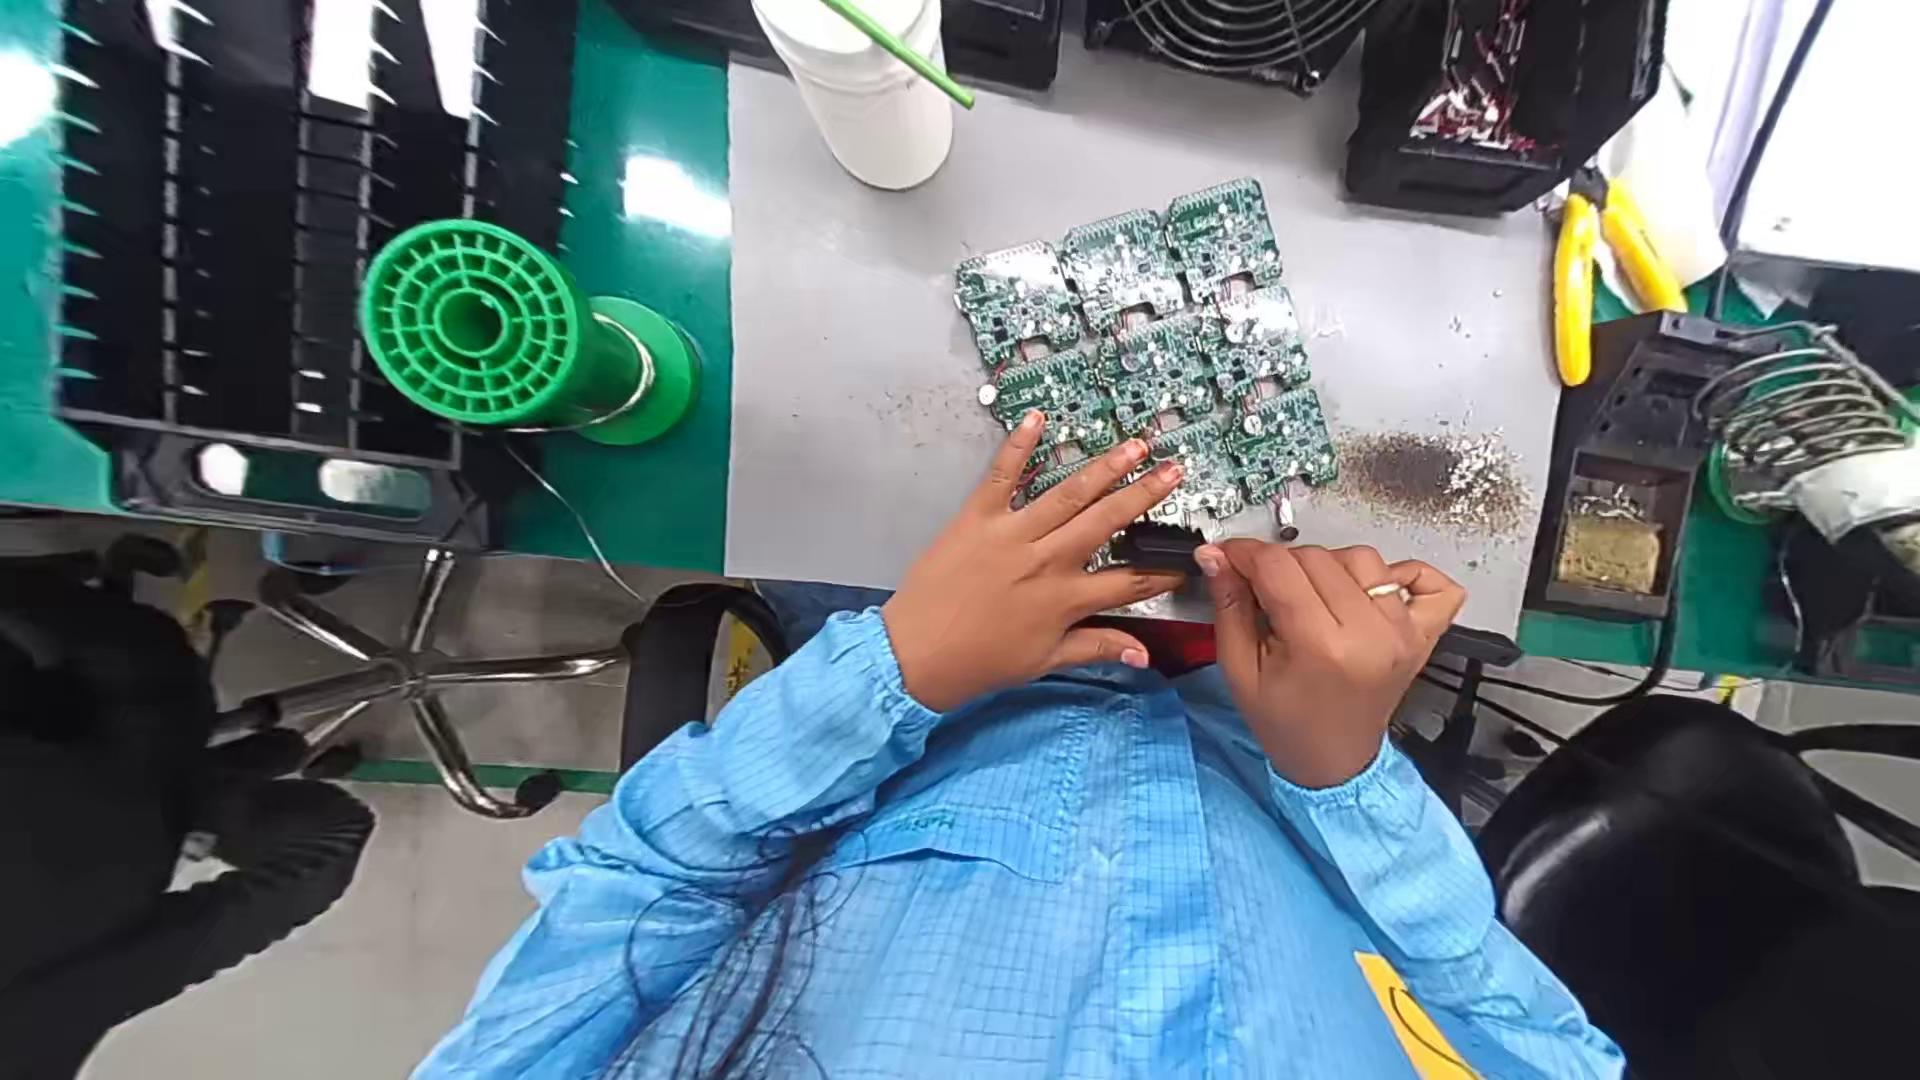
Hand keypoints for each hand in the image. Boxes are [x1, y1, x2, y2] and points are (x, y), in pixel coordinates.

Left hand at [882, 412, 1186, 711]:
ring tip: (1134, 446)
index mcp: (1065, 599)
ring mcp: (1012, 534)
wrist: (917, 654)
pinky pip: (1002, 476)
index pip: (1128, 582)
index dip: (1160, 574)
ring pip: (1068, 494)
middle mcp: (1046, 560)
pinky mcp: (977, 518)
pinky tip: (1037, 419)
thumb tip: (1142, 654)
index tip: (1181, 561)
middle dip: (1144, 496)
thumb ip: (1095, 648)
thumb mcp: (1043, 661)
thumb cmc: (978, 662)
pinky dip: (1018, 446)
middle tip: (1173, 471)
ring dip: (1104, 468)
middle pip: (1106, 522)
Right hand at [1195, 540, 1464, 787]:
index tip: (1225, 556)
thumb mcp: (1238, 666)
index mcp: (1319, 646)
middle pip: (1315, 556)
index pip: (1277, 566)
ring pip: (1359, 557)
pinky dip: (1398, 572)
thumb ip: (1228, 605)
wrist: (1331, 759)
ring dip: (1324, 564)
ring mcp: (1402, 631)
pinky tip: (1364, 588)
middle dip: (1275, 562)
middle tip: (1258, 586)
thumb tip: (1215, 557)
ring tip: (1305, 592)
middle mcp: (1370, 633)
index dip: (1242, 553)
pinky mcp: (1422, 634)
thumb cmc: (1282, 720)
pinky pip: (1426, 579)